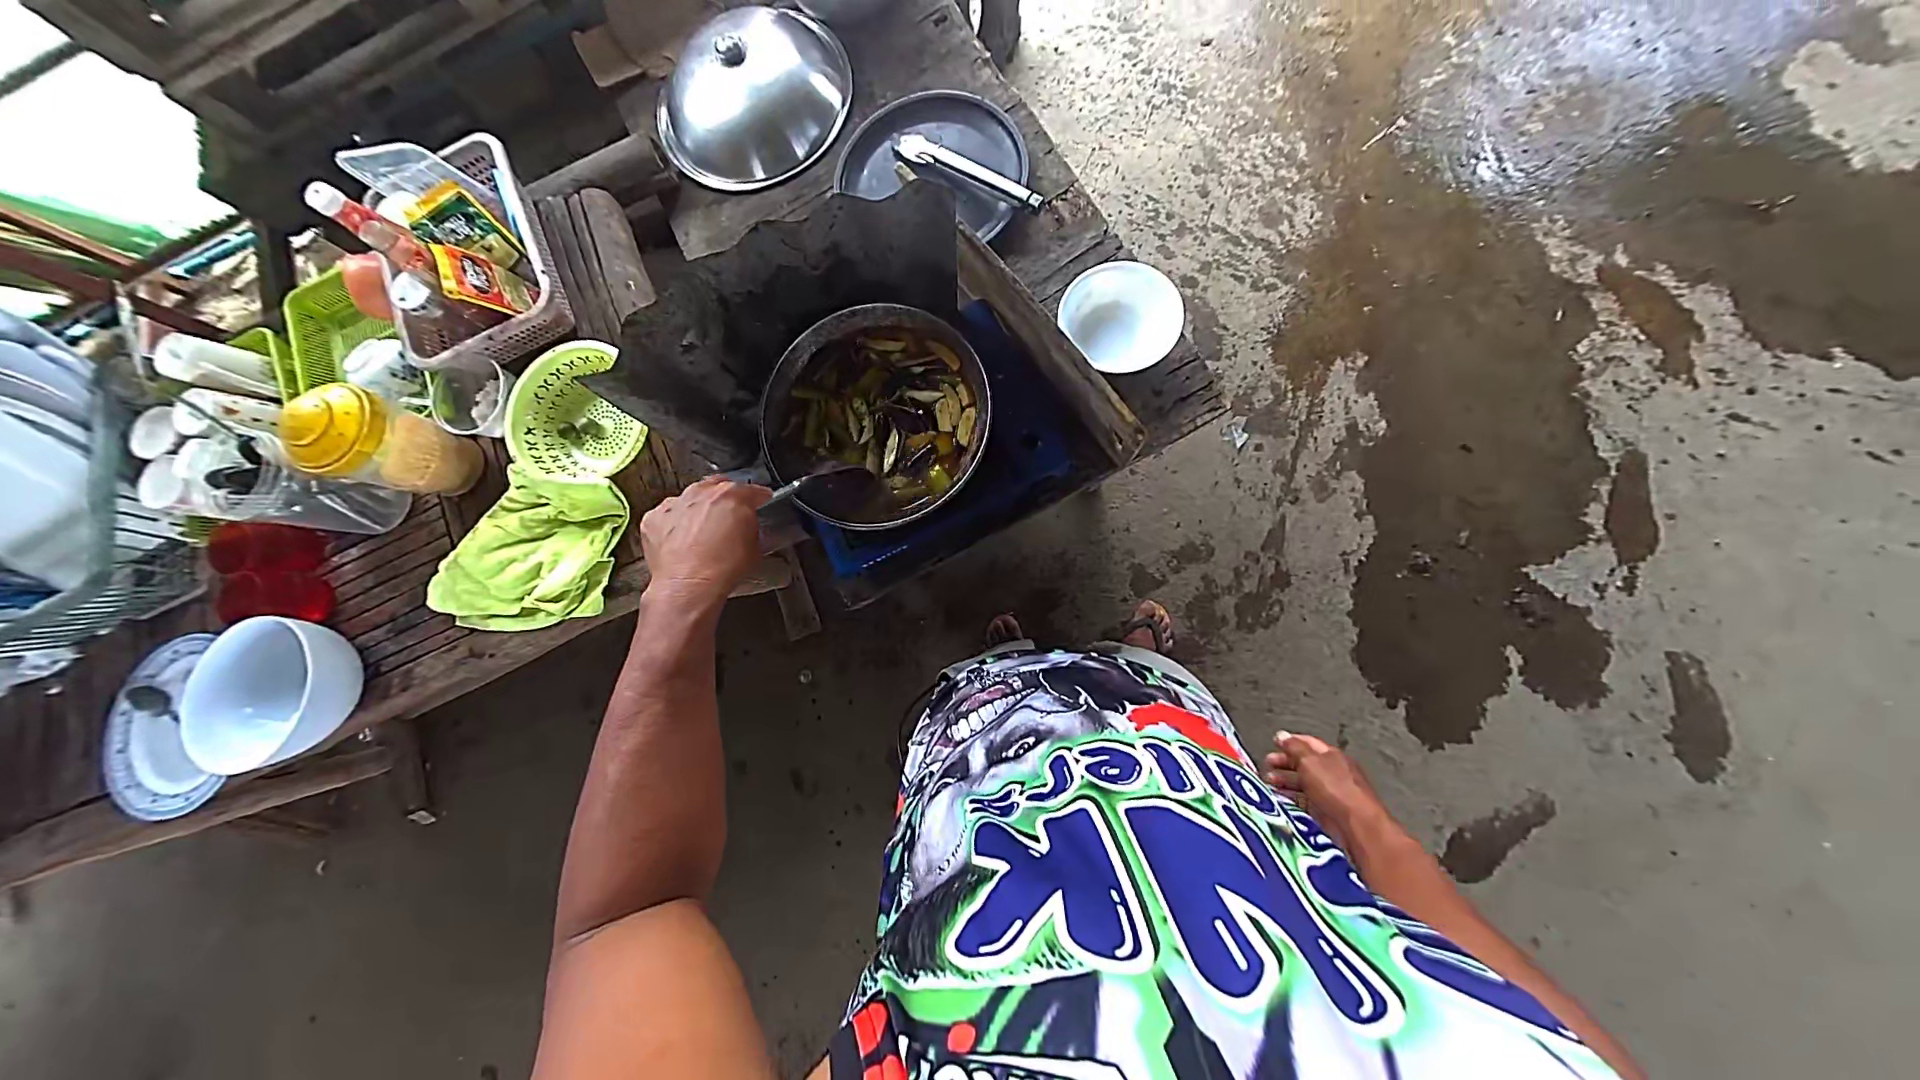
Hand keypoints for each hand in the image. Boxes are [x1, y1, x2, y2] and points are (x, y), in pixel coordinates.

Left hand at [639, 477, 771, 606]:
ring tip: (704, 532)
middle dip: (726, 499)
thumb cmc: (721, 569)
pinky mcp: (655, 518)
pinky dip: (675, 523)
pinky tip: (682, 540)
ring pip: (692, 498)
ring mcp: (677, 503)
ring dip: (699, 509)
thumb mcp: (756, 549)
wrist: (689, 586)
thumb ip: (754, 528)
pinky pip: (669, 514)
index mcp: (733, 496)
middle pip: (718, 486)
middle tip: (729, 517)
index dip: (759, 498)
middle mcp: (703, 493)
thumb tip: (751, 529)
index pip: (752, 490)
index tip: (759, 503)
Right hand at [1264, 731, 1399, 850]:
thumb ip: (1293, 747)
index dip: (1290, 741)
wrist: (1356, 824)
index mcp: (1331, 755)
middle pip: (1304, 763)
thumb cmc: (1334, 787)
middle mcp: (1333, 771)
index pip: (1307, 743)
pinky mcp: (1327, 810)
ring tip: (1269, 782)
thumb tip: (1282, 735)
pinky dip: (1292, 797)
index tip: (1273, 743)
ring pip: (1304, 782)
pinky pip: (1306, 799)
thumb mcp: (1309, 761)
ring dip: (1285, 780)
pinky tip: (1280, 798)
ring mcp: (1331, 792)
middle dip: (1284, 762)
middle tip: (1267, 764)